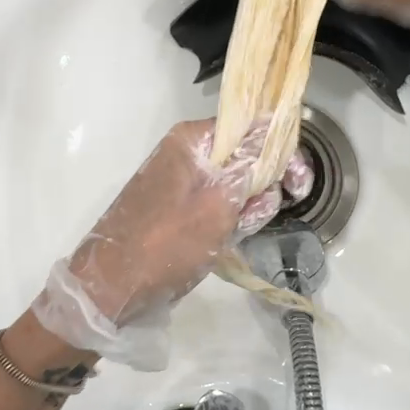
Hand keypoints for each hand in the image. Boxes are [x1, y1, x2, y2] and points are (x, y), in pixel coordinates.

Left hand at [31, 119, 310, 369]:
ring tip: (233, 233)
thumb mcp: (218, 203)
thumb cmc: (166, 242)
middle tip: (257, 216)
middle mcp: (187, 153)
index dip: (280, 151)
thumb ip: (251, 162)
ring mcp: (182, 182)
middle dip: (263, 185)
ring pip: (234, 184)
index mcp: (192, 140)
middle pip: (245, 155)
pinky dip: (228, 221)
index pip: (250, 127)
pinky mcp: (179, 209)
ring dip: (246, 208)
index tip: (298, 184)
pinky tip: (227, 240)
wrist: (111, 287)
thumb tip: (274, 122)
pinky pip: (216, 205)